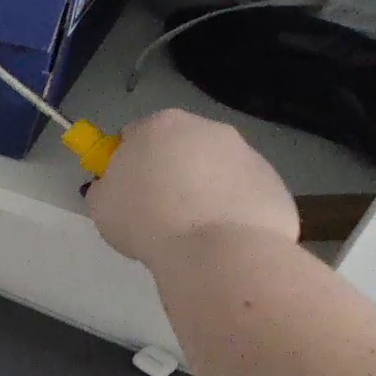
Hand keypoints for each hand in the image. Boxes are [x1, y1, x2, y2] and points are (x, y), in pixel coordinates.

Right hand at [87, 109, 297, 266]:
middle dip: (168, 170)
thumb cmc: (146, 218)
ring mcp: (248, 154)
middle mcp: (209, 129)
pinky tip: (217, 235)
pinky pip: (242, 192)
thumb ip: (106, 186)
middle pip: (180, 146)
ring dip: (201, 189)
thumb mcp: (100, 203)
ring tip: (189, 228)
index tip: (122, 188)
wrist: (216, 249)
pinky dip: (230, 208)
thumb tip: (120, 187)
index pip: (135, 134)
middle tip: (154, 208)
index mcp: (161, 125)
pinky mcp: (275, 183)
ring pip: (214, 169)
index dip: (125, 161)